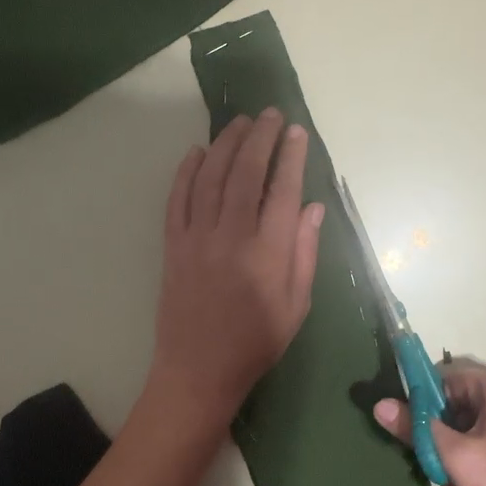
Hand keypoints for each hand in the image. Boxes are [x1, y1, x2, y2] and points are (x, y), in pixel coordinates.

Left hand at [148, 109, 324, 422]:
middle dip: (259, 138)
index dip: (291, 157)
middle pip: (245, 173)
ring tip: (239, 123)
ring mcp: (197, 239)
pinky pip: (178, 199)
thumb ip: (305, 254)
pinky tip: (196, 153)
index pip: (282, 191)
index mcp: (268, 254)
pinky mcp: (173, 247)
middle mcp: (232, 237)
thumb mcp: (296, 307)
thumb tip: (312, 207)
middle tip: (270, 114)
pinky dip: (186, 172)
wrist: (198, 371)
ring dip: (225, 145)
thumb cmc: (255, 345)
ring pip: (210, 178)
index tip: (297, 132)